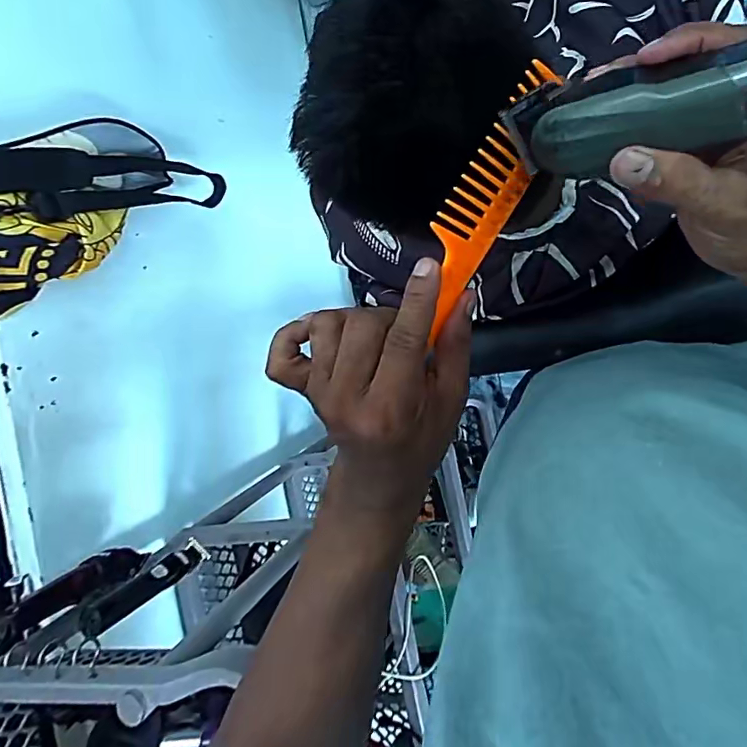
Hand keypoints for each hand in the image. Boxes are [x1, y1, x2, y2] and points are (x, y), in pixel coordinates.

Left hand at [265, 258, 473, 521]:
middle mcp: (348, 399)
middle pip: (366, 325)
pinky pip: (284, 351)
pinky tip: (321, 335)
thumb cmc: (421, 439)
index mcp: (392, 407)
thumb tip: (462, 296)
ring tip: (377, 341)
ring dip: (359, 320)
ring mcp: (320, 393)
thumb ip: (456, 345)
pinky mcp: (302, 389)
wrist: (378, 478)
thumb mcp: (452, 398)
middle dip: (394, 317)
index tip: (430, 268)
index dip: (419, 299)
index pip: (404, 340)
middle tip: (408, 335)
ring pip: (331, 324)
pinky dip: (297, 333)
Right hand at [604, 22, 746, 280]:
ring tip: (592, 95)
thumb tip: (623, 160)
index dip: (693, 41)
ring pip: (670, 94)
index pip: (734, 49)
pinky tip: (598, 127)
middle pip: (692, 66)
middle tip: (605, 75)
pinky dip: (629, 126)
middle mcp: (735, 106)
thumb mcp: (726, 205)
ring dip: (632, 93)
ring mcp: (710, 127)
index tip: (650, 58)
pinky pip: (657, 126)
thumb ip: (679, 182)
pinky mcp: (688, 149)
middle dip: (647, 67)